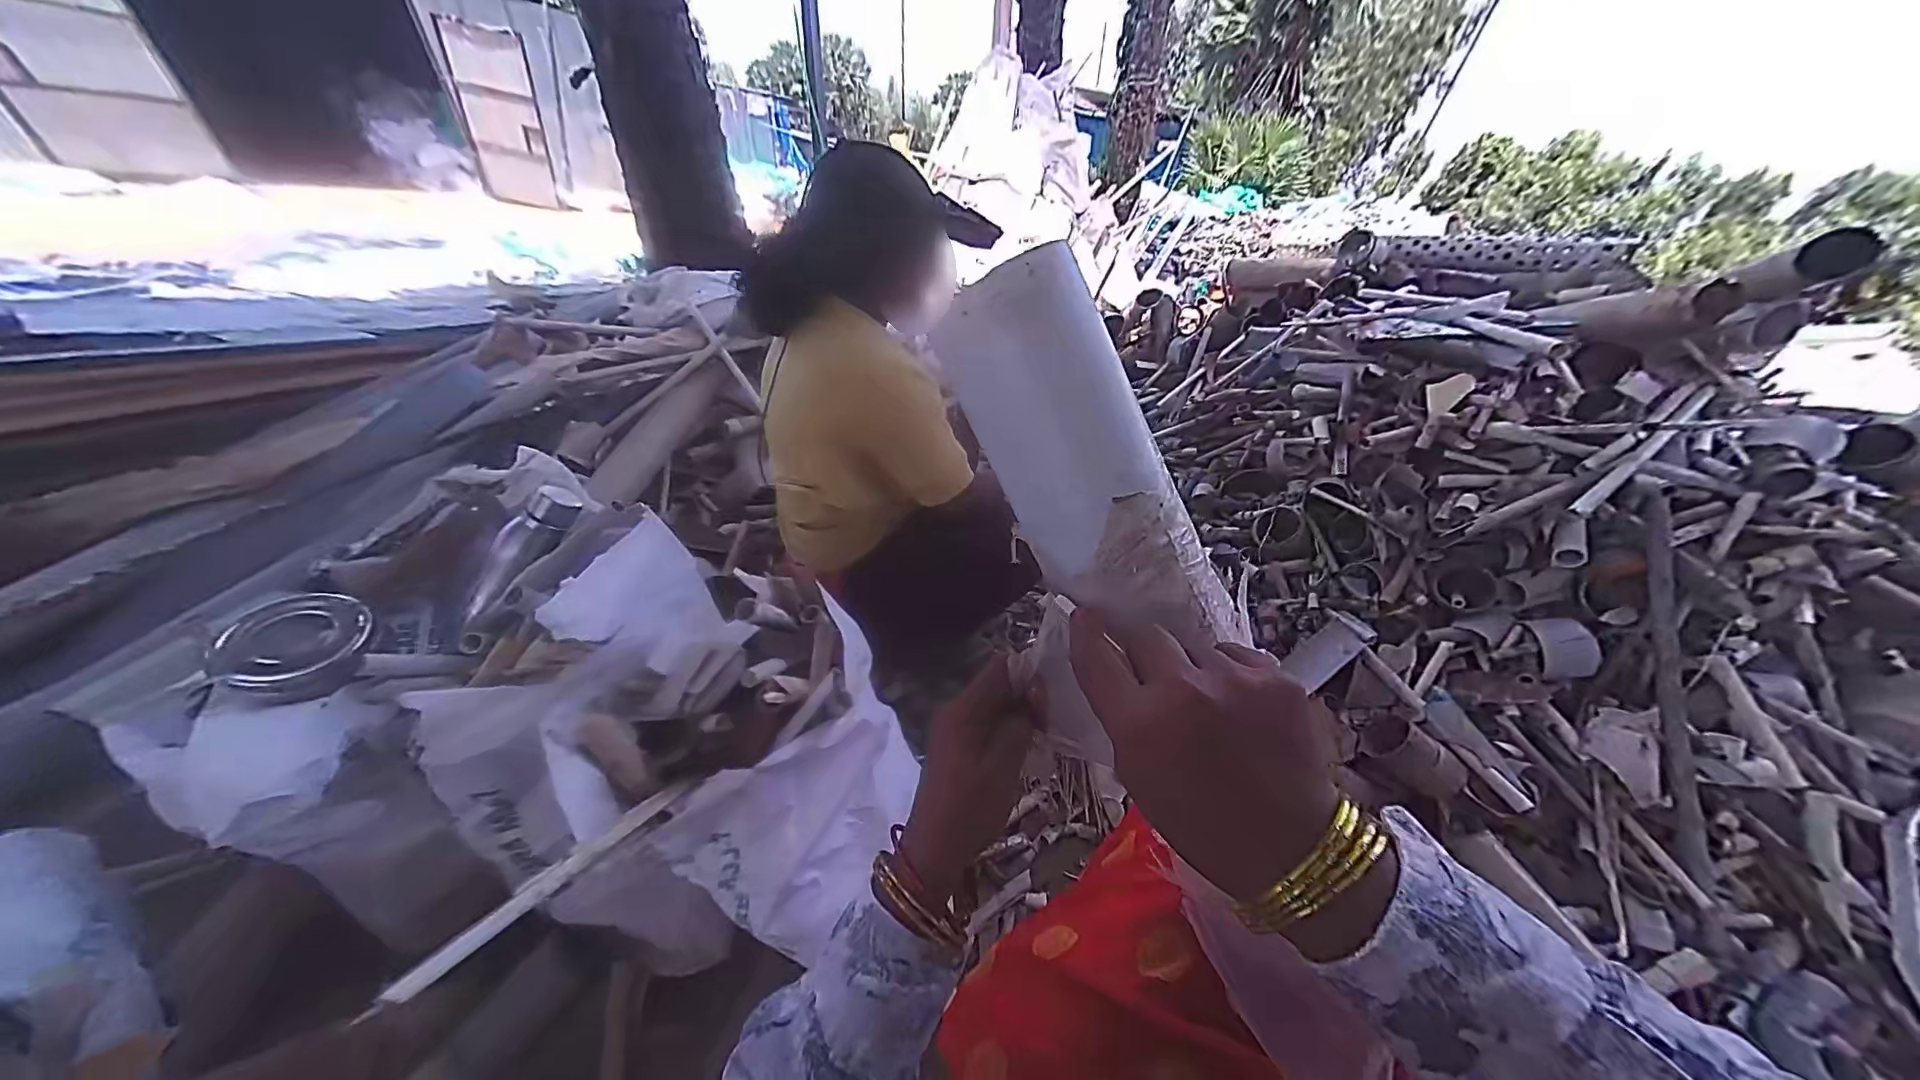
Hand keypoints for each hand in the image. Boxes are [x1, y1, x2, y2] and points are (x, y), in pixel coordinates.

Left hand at [897, 653, 1033, 903]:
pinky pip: (986, 723)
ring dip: (1019, 713)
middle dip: (1026, 694)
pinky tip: (1025, 746)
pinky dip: (1006, 728)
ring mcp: (954, 728)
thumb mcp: (1004, 765)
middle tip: (1051, 721)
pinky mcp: (957, 746)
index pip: (999, 667)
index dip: (1028, 673)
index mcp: (963, 709)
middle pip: (996, 684)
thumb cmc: (971, 808)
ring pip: (993, 705)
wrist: (935, 850)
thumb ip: (1020, 722)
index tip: (1051, 698)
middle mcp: (955, 710)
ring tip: (1043, 733)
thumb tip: (1034, 692)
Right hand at [1066, 607, 1341, 904]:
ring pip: (1192, 644)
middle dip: (1140, 648)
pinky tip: (1236, 704)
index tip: (1085, 618)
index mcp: (1141, 724)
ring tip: (1202, 698)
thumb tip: (1115, 674)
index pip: (1097, 656)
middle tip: (1148, 668)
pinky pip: (1233, 656)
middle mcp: (1184, 690)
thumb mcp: (1137, 776)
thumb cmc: (1200, 823)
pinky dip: (1226, 672)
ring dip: (1187, 664)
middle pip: (1145, 635)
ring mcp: (1235, 679)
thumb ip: (1121, 719)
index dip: (1087, 632)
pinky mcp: (1276, 677)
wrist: (1290, 846)